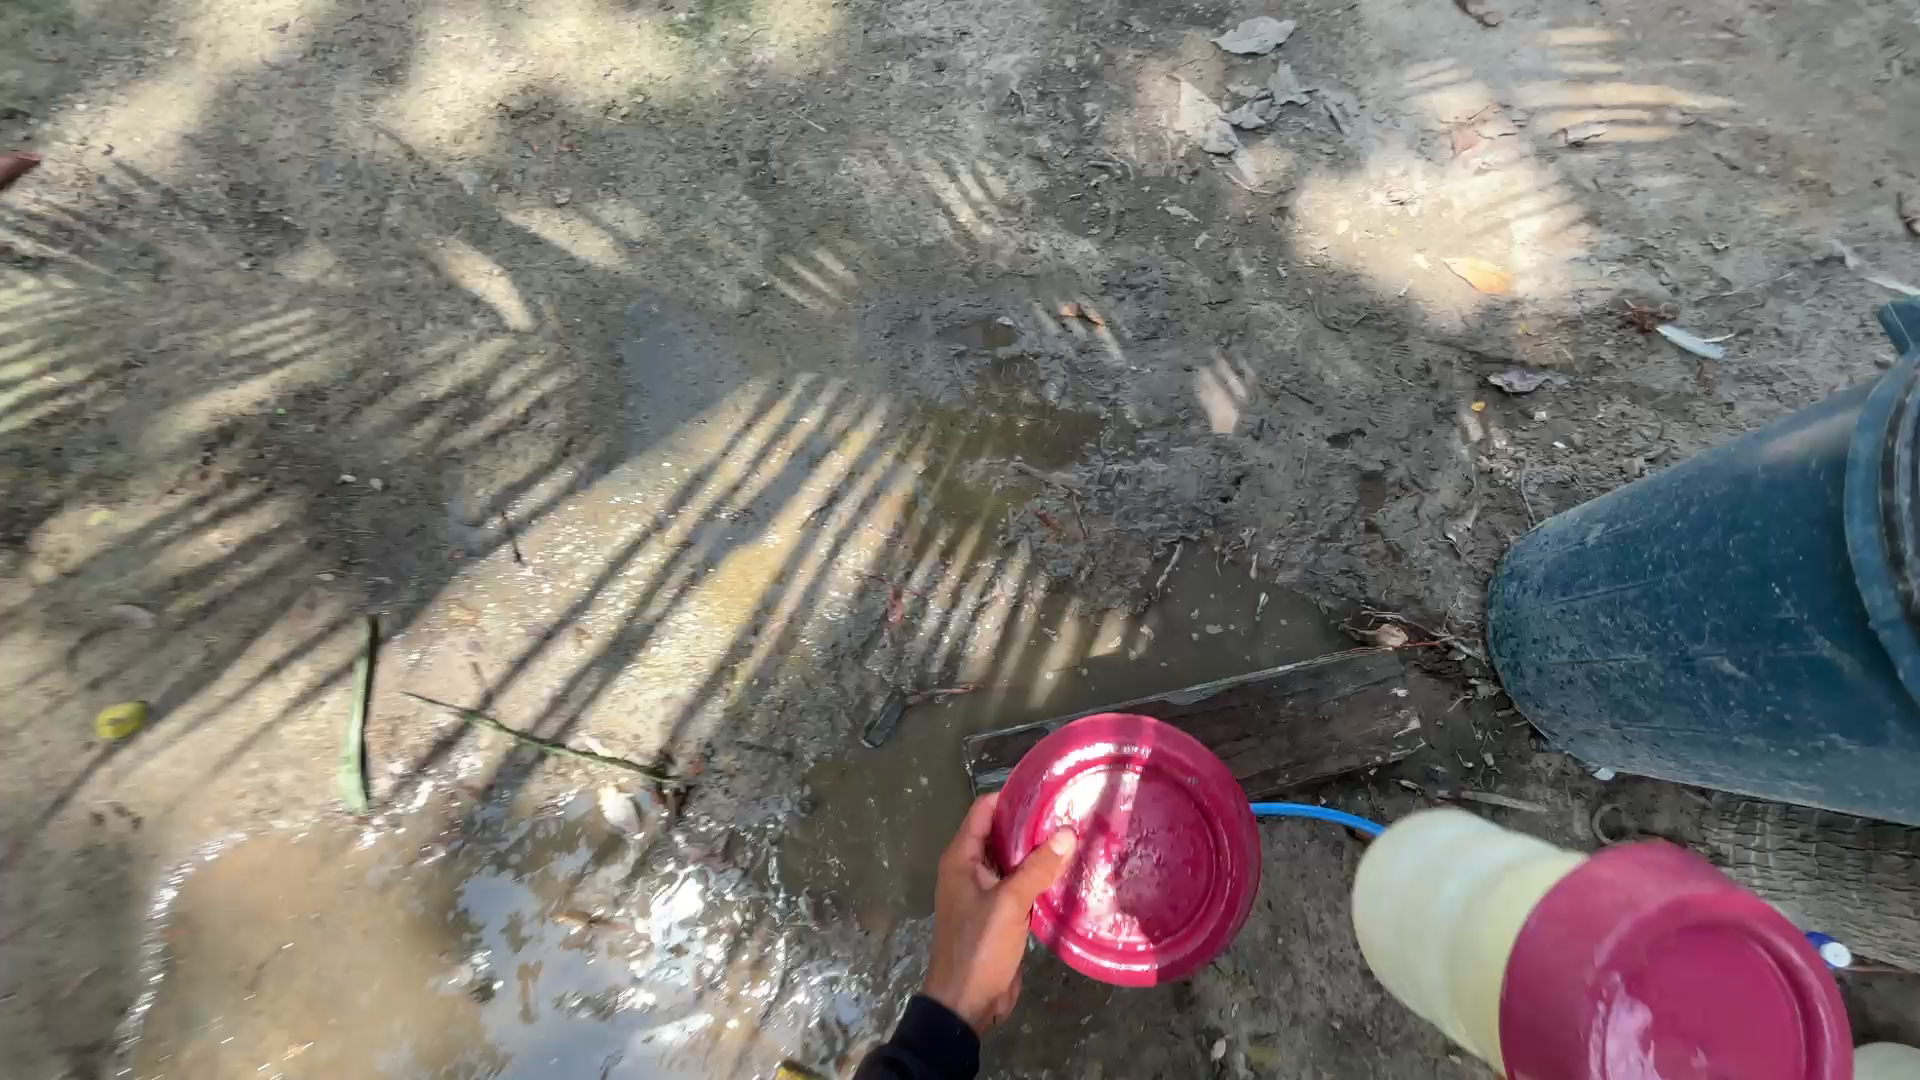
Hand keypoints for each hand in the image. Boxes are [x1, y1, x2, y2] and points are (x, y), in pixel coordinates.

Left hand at [923, 793, 1077, 1033]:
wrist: (966, 1005)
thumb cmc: (979, 946)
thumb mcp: (1010, 903)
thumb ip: (1038, 867)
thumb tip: (1068, 832)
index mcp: (961, 857)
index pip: (984, 810)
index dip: (1011, 796)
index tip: (1045, 788)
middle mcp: (970, 868)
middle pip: (1000, 833)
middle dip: (1030, 823)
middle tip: (1067, 810)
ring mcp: (984, 891)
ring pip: (1012, 860)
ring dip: (1036, 851)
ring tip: (1073, 836)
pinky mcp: (999, 913)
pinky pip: (1019, 884)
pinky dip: (1038, 876)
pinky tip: (1065, 872)